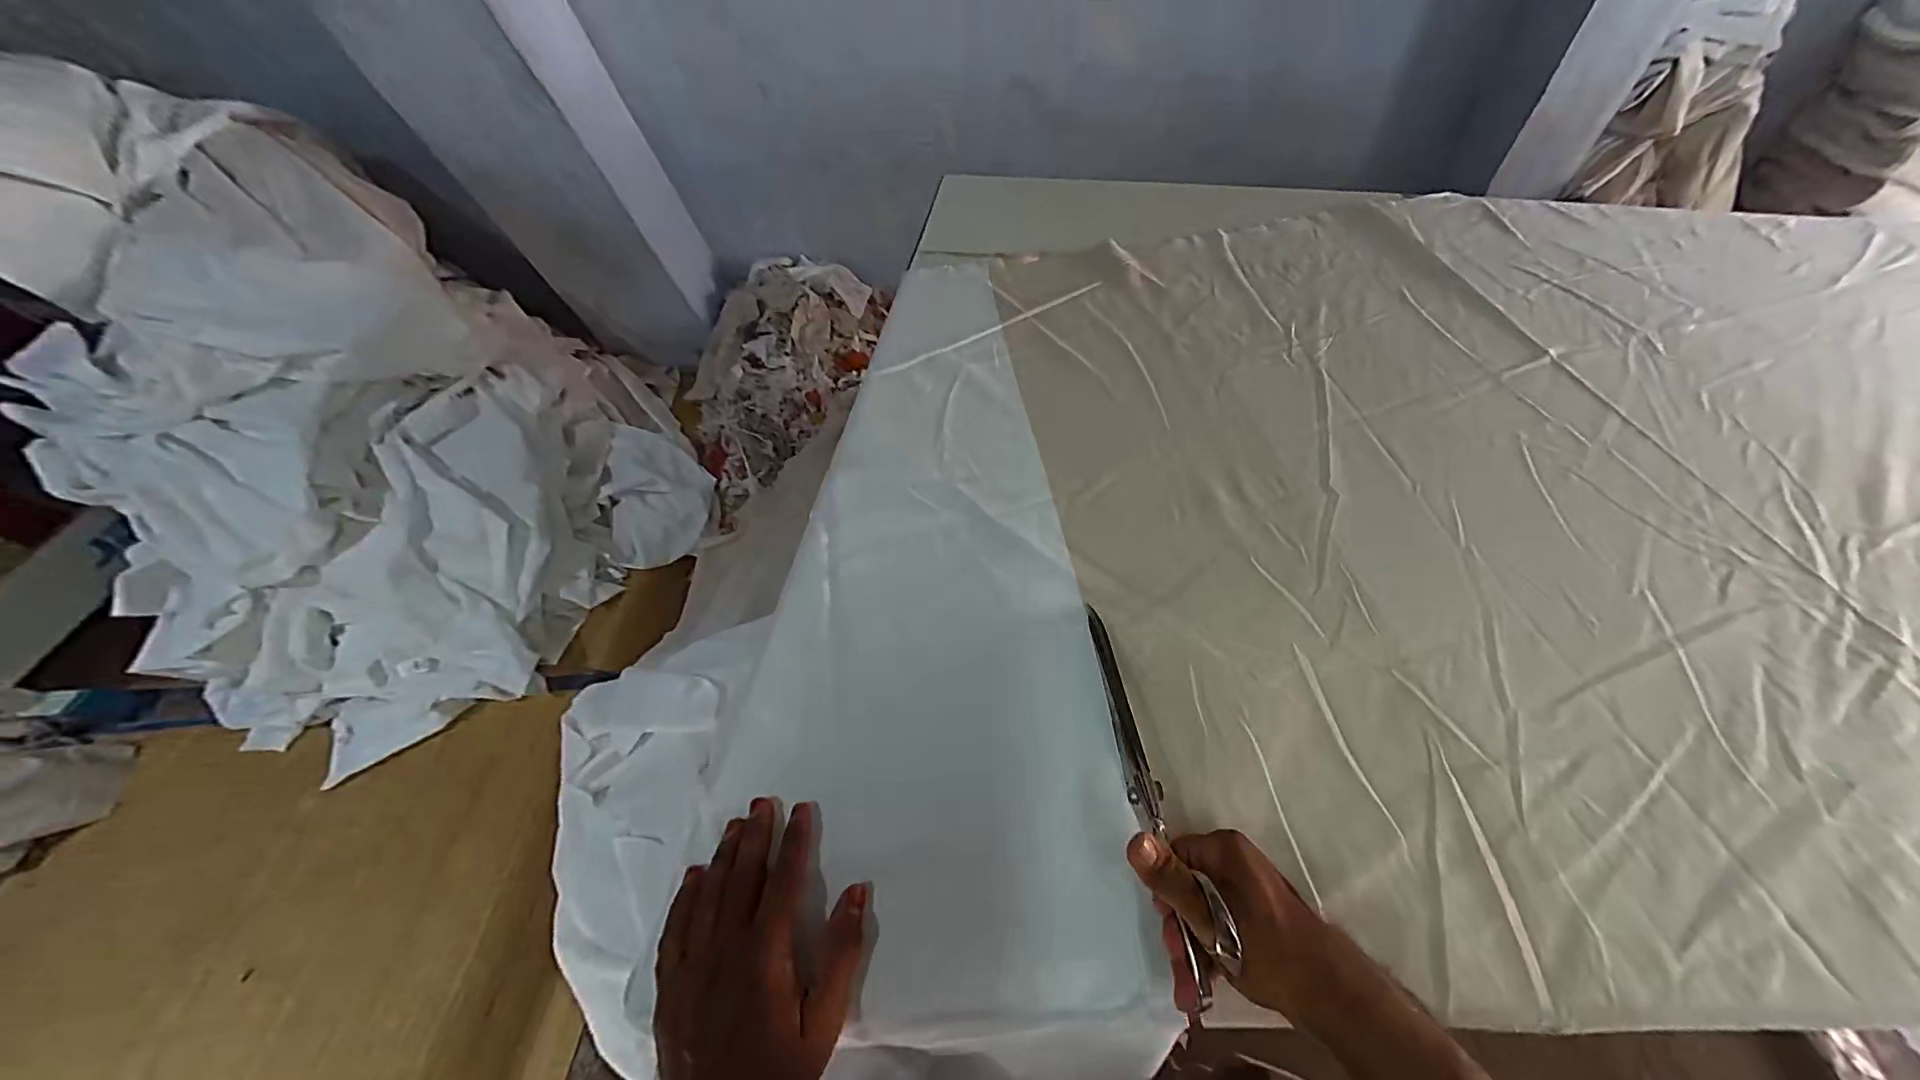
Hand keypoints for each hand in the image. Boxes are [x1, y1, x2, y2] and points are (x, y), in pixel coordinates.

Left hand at [656, 798, 870, 1079]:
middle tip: (763, 802)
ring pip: (709, 895)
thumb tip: (858, 891)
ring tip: (736, 824)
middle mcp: (725, 948)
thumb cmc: (780, 1069)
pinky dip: (686, 896)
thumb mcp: (824, 1019)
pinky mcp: (670, 986)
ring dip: (725, 856)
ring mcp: (692, 965)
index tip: (802, 809)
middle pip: (742, 878)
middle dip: (756, 836)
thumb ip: (842, 953)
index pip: (783, 881)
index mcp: (765, 952)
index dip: (795, 841)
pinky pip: (675, 927)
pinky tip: (694, 875)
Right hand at [1127, 828, 1347, 1023]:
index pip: (1172, 856)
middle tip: (1179, 962)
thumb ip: (1171, 882)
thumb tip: (1136, 842)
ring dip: (1191, 946)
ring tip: (1190, 986)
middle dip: (1179, 929)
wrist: (1332, 996)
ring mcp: (1247, 885)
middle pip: (1186, 885)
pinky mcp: (1256, 909)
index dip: (1165, 892)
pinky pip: (1220, 919)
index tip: (1167, 927)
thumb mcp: (1209, 921)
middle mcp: (1236, 860)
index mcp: (1225, 850)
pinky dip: (1211, 947)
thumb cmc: (1271, 955)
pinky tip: (1206, 981)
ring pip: (1202, 908)